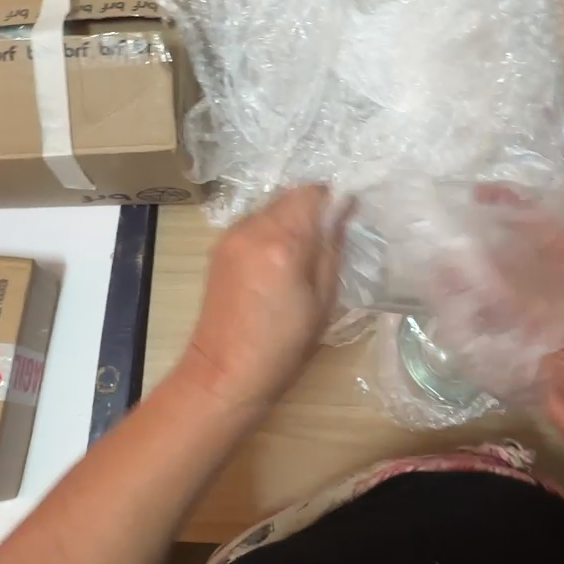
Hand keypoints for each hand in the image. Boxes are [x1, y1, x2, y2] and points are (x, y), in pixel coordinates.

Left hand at [178, 185, 344, 409]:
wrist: (224, 371)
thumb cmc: (283, 345)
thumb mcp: (323, 300)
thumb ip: (332, 247)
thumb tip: (344, 209)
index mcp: (283, 243)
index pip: (312, 193)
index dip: (333, 199)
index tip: (345, 217)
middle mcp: (253, 228)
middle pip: (289, 195)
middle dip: (311, 209)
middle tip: (325, 239)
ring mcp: (231, 235)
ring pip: (270, 206)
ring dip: (289, 218)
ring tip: (300, 253)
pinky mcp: (218, 245)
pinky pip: (252, 222)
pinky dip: (269, 230)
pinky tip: (275, 261)